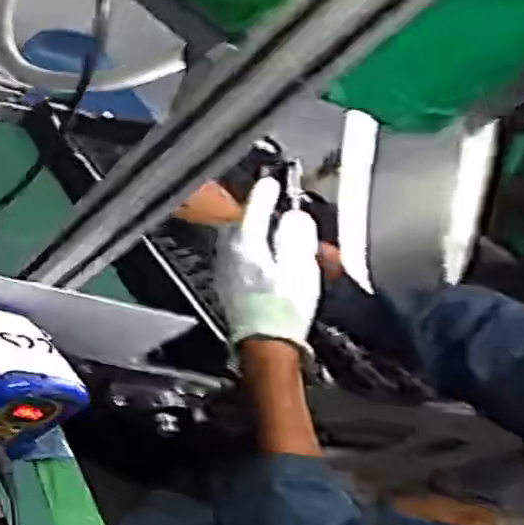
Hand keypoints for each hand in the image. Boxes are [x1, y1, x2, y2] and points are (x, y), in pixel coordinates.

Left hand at [217, 176, 321, 351]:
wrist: (264, 343)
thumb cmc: (283, 307)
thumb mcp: (298, 268)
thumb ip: (295, 239)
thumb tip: (292, 216)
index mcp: (245, 249)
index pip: (251, 213)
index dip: (262, 196)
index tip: (270, 181)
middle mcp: (227, 256)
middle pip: (238, 225)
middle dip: (254, 211)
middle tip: (270, 200)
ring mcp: (224, 271)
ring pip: (235, 240)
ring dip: (251, 228)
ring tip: (270, 223)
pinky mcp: (228, 284)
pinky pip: (237, 255)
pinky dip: (251, 245)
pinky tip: (262, 249)